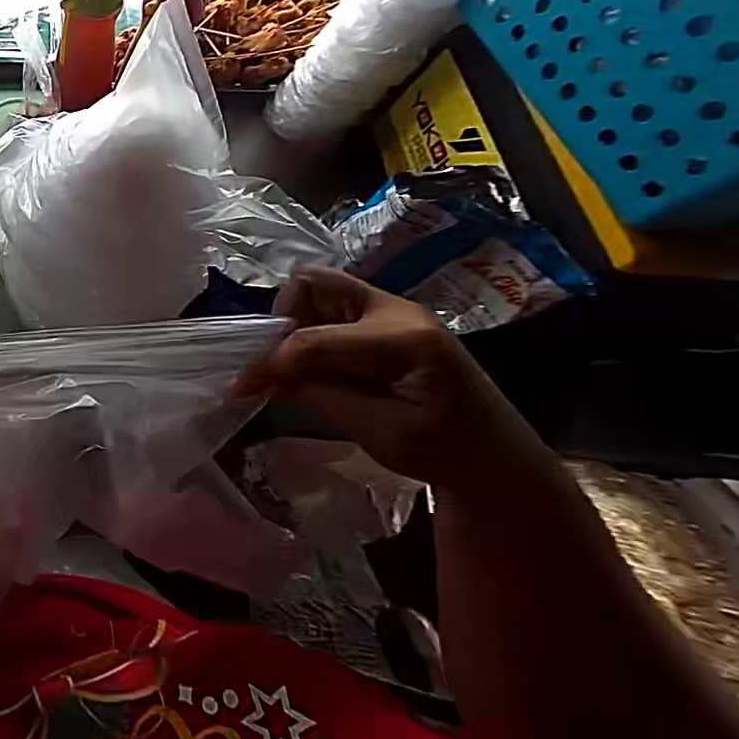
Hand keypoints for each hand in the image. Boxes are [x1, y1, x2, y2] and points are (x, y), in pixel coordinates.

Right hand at [250, 267, 550, 489]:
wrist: (497, 456)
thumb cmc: (447, 454)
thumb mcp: (381, 435)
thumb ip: (321, 397)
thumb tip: (265, 378)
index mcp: (404, 340)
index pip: (316, 339)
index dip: (272, 362)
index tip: (241, 386)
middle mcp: (395, 309)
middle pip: (314, 283)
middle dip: (283, 319)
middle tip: (277, 364)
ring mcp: (390, 309)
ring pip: (319, 289)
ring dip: (295, 322)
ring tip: (294, 367)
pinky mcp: (385, 318)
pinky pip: (332, 307)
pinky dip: (310, 327)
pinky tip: (314, 364)